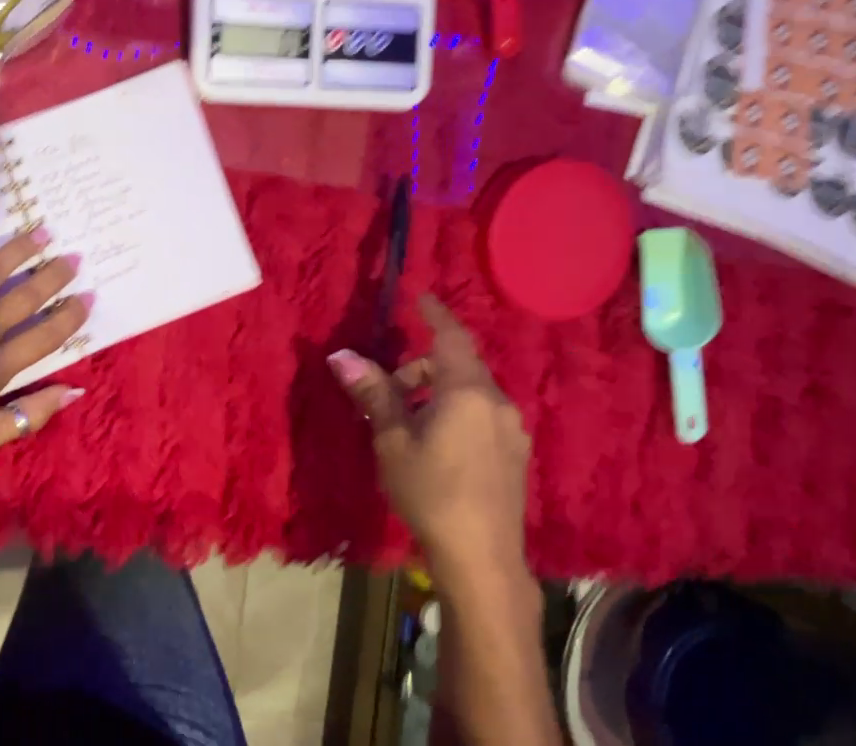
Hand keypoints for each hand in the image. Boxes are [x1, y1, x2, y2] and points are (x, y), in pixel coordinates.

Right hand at [329, 294, 532, 584]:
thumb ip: (373, 393)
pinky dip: (455, 412)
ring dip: (437, 392)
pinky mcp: (513, 455)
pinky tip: (434, 444)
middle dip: (422, 367)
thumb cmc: (430, 492)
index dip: (434, 315)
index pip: (451, 337)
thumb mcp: (392, 440)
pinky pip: (481, 415)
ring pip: (470, 392)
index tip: (419, 297)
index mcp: (467, 392)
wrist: (481, 557)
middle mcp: (497, 402)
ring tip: (404, 423)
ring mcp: (511, 430)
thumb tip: (342, 356)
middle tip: (387, 389)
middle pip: (458, 366)